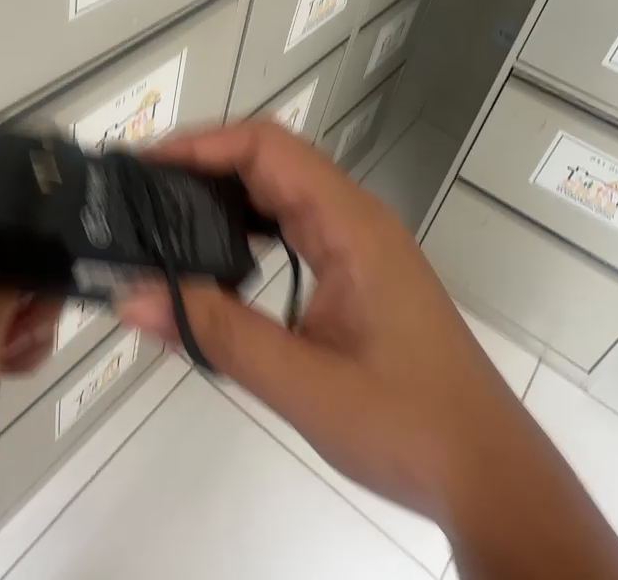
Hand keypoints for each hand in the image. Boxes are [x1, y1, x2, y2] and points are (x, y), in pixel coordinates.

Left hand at [0, 185, 59, 579]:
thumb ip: (13, 268)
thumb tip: (57, 223)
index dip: (39, 194)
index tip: (71, 231)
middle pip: (20, 233)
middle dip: (37, 276)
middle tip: (22, 315)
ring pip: (25, 280)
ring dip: (32, 318)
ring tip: (7, 350)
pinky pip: (15, 319)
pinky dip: (21, 344)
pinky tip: (5, 369)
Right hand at [117, 121, 617, 578]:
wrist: (486, 473)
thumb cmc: (407, 425)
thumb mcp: (301, 381)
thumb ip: (215, 333)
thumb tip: (131, 296)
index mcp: (351, 225)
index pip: (267, 148)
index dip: (201, 144)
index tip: (142, 167)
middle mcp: (356, 220)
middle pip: (271, 159)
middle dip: (202, 164)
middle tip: (137, 193)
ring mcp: (358, 245)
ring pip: (281, 192)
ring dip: (223, 195)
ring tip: (160, 217)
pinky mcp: (356, 273)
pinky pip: (291, 227)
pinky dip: (246, 229)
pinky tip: (212, 257)